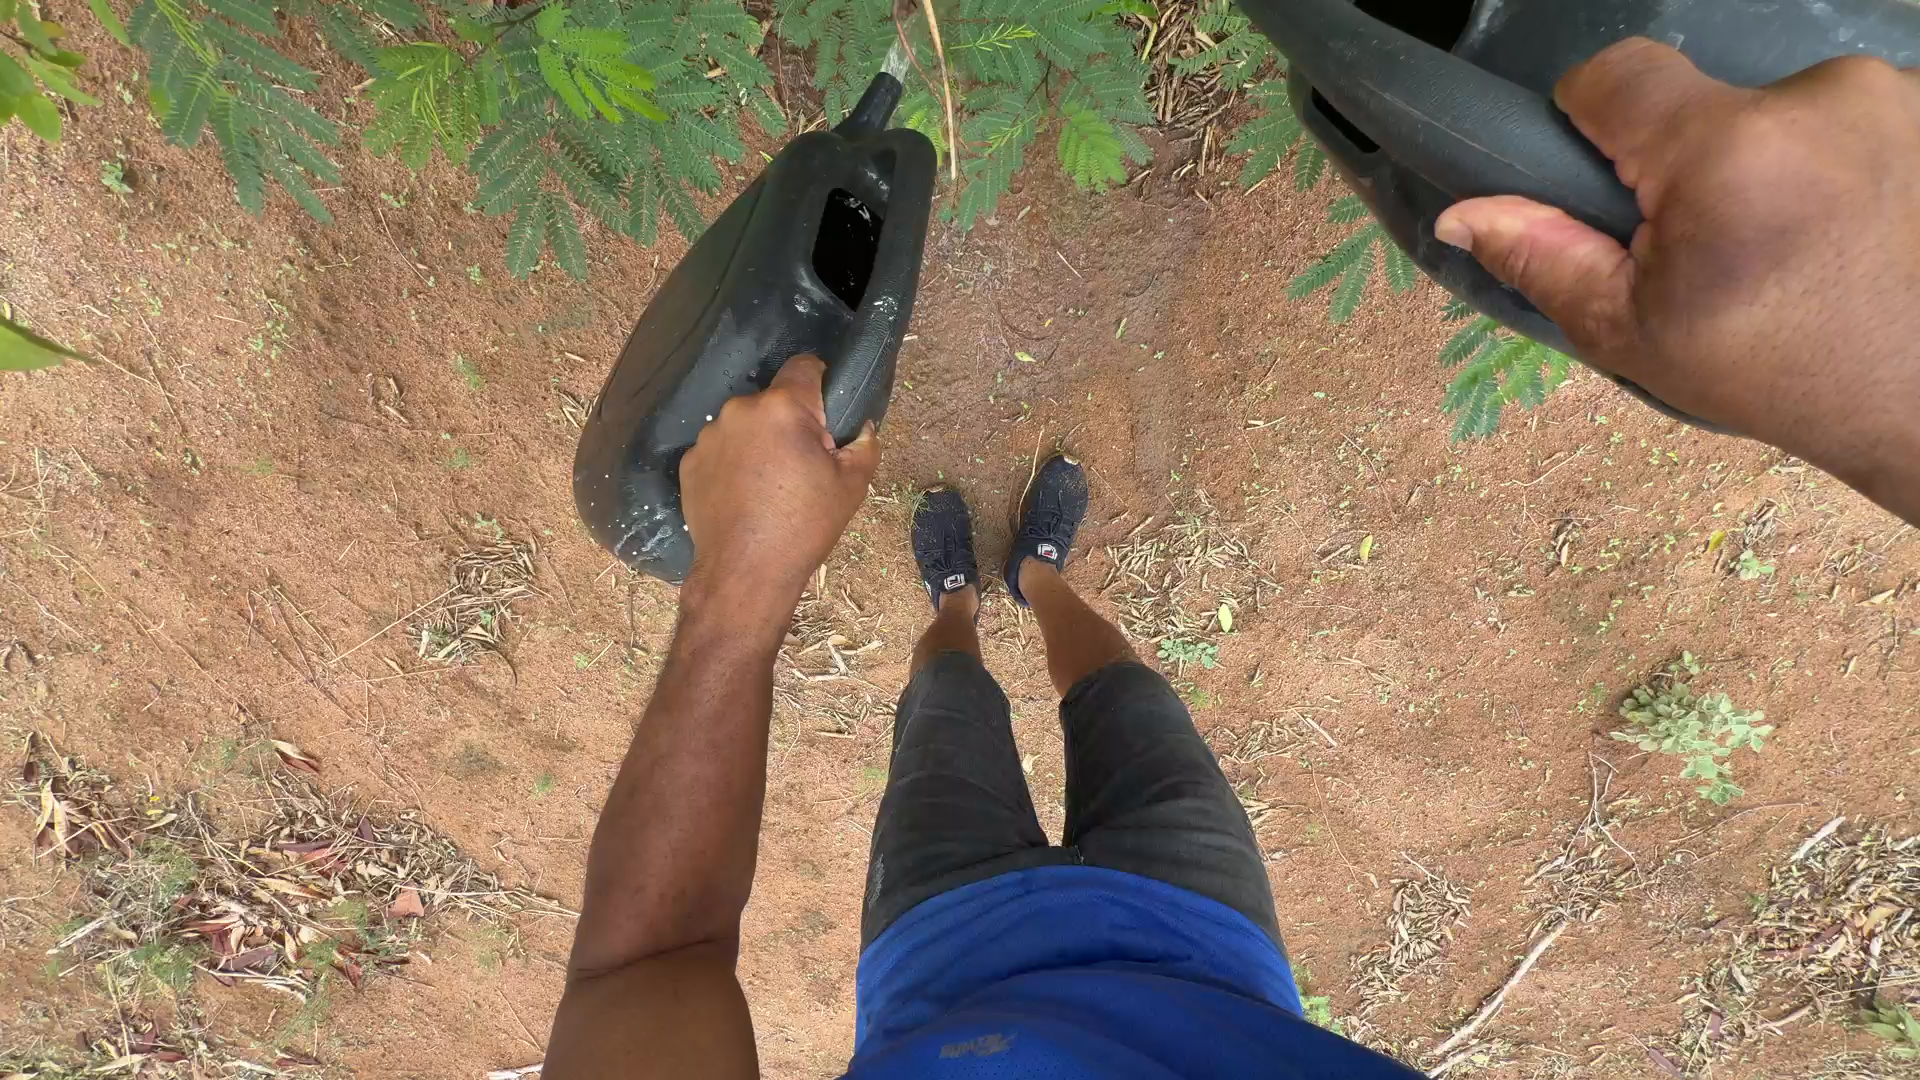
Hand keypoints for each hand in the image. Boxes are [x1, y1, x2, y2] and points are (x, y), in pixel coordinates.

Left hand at [678, 354, 880, 616]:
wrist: (746, 571)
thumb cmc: (805, 525)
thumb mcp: (853, 485)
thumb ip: (864, 444)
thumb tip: (860, 428)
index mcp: (783, 408)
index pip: (804, 366)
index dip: (821, 381)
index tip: (828, 407)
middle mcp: (740, 410)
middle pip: (774, 401)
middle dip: (790, 422)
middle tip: (804, 461)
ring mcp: (709, 436)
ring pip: (745, 425)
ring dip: (760, 442)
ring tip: (771, 483)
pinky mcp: (690, 462)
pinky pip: (721, 450)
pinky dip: (735, 463)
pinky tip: (746, 495)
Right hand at [1434, 40, 1919, 523]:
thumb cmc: (1759, 367)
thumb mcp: (1619, 325)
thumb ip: (1538, 255)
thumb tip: (1457, 216)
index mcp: (1726, 151)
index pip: (1618, 74)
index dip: (1577, 112)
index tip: (1580, 173)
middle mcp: (1821, 94)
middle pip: (1693, 102)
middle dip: (1667, 163)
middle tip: (1681, 246)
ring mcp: (1896, 92)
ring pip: (1763, 112)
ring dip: (1741, 166)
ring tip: (1762, 245)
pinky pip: (1825, 120)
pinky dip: (1803, 165)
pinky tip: (1823, 232)